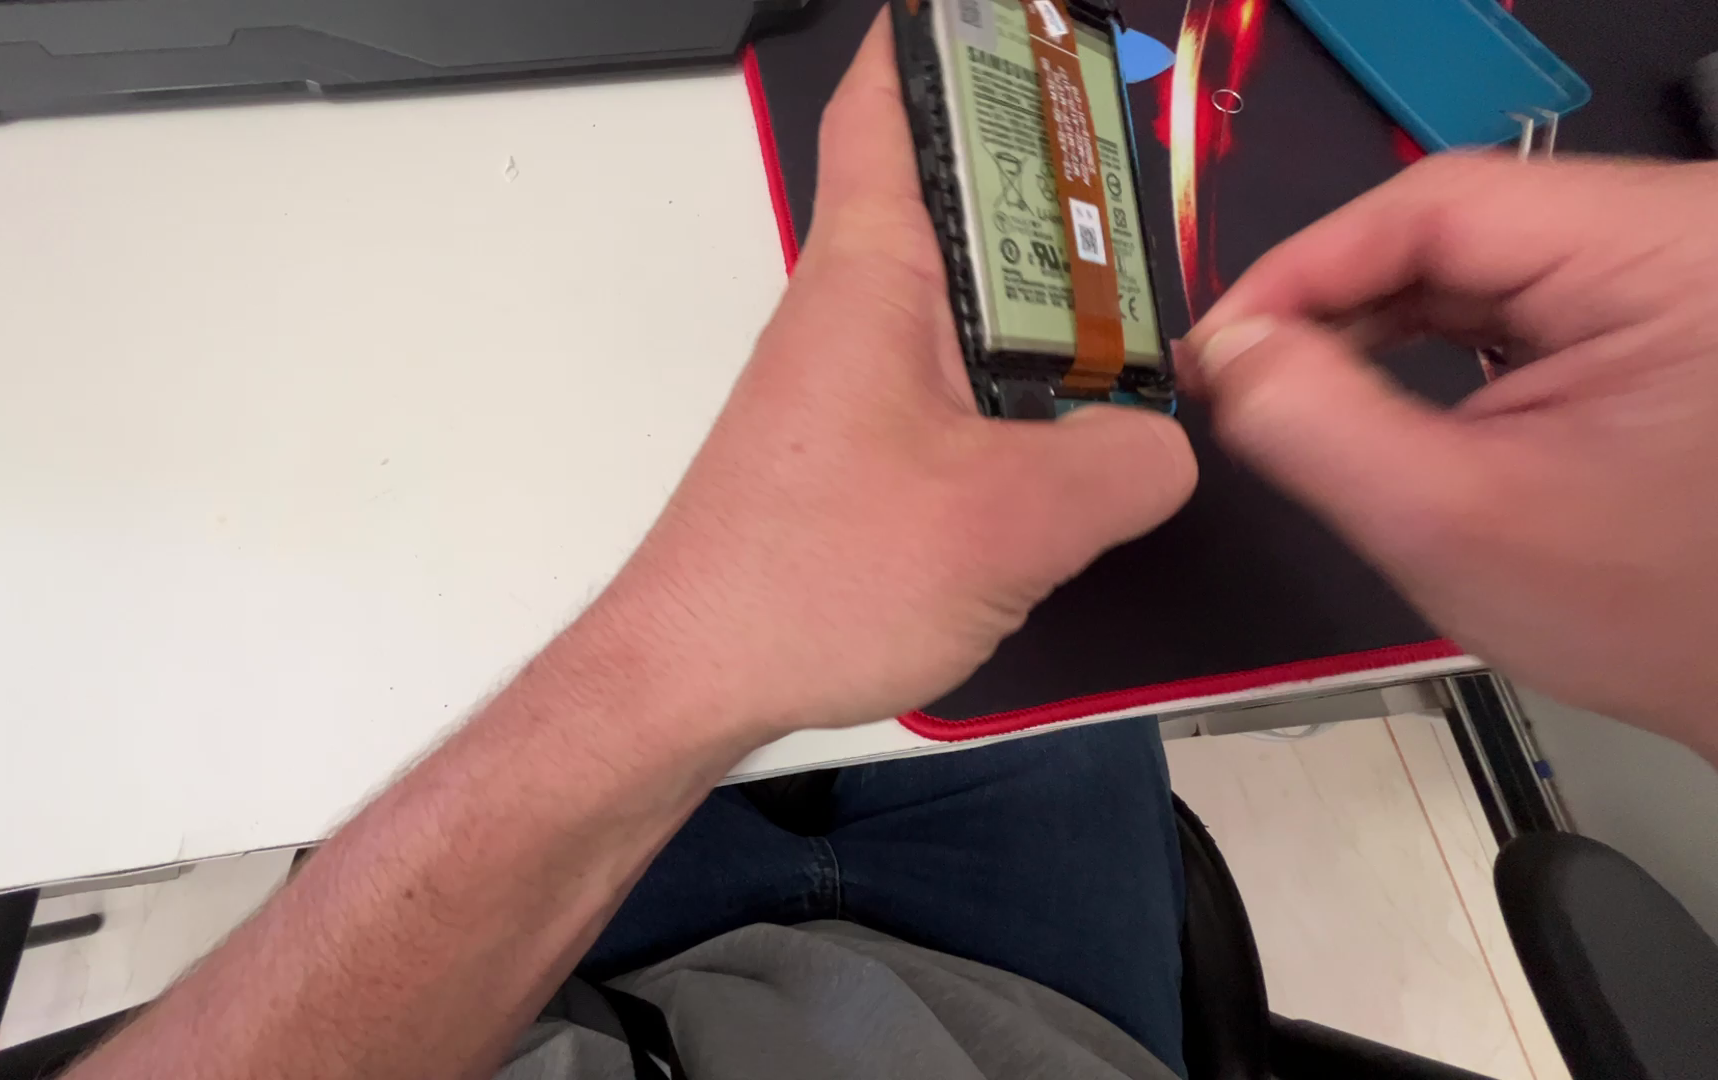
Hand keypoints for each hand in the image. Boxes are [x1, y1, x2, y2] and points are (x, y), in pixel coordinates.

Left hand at [582, 11, 1194, 743]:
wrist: (696, 674)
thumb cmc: (816, 580)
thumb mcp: (1011, 520)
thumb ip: (1123, 464)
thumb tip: (1158, 444)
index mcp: (869, 277)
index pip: (890, 104)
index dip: (951, 43)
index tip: (1023, 30)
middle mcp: (846, 320)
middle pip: (955, 216)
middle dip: (1052, 211)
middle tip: (1141, 235)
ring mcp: (843, 396)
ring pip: (959, 324)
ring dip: (1038, 332)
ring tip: (1124, 362)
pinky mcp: (845, 464)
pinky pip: (943, 406)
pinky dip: (1005, 415)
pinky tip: (1051, 466)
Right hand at [1182, 155, 1717, 759]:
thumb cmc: (1646, 612)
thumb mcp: (1442, 518)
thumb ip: (1309, 423)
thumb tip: (1219, 351)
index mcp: (1677, 254)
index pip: (1435, 208)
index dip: (1294, 271)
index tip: (1211, 350)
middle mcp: (1683, 237)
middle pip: (1439, 229)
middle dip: (1309, 305)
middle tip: (1224, 377)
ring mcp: (1664, 275)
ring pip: (1450, 265)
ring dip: (1340, 326)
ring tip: (1269, 388)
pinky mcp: (1640, 318)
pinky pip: (1481, 303)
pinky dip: (1389, 345)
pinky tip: (1342, 389)